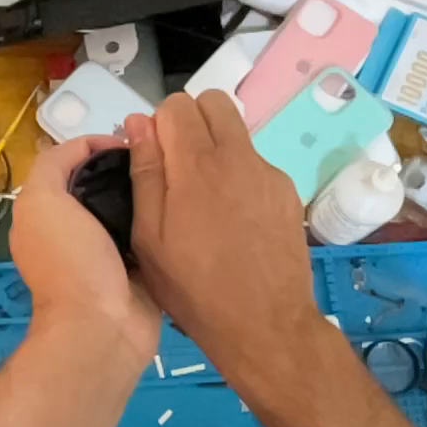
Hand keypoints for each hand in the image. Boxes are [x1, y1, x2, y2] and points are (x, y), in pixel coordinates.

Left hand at [9, 135, 161, 361]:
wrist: (102, 327)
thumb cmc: (71, 261)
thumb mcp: (43, 201)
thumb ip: (54, 165)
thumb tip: (87, 147)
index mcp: (46, 214)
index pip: (71, 164)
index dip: (96, 146)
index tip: (130, 141)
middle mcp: (74, 231)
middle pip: (103, 185)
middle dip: (127, 168)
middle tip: (161, 156)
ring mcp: (107, 252)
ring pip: (129, 208)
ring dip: (148, 193)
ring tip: (177, 176)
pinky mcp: (137, 270)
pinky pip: (150, 235)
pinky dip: (162, 222)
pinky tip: (183, 206)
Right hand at [124, 92, 327, 397]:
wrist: (264, 324)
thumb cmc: (192, 287)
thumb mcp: (149, 236)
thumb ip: (145, 173)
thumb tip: (139, 124)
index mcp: (197, 165)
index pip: (177, 104)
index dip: (159, 126)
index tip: (154, 159)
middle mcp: (238, 157)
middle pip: (215, 102)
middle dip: (191, 121)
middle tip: (178, 167)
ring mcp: (268, 173)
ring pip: (237, 133)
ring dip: (215, 149)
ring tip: (205, 202)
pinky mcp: (287, 193)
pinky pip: (255, 165)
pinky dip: (238, 177)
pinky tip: (233, 222)